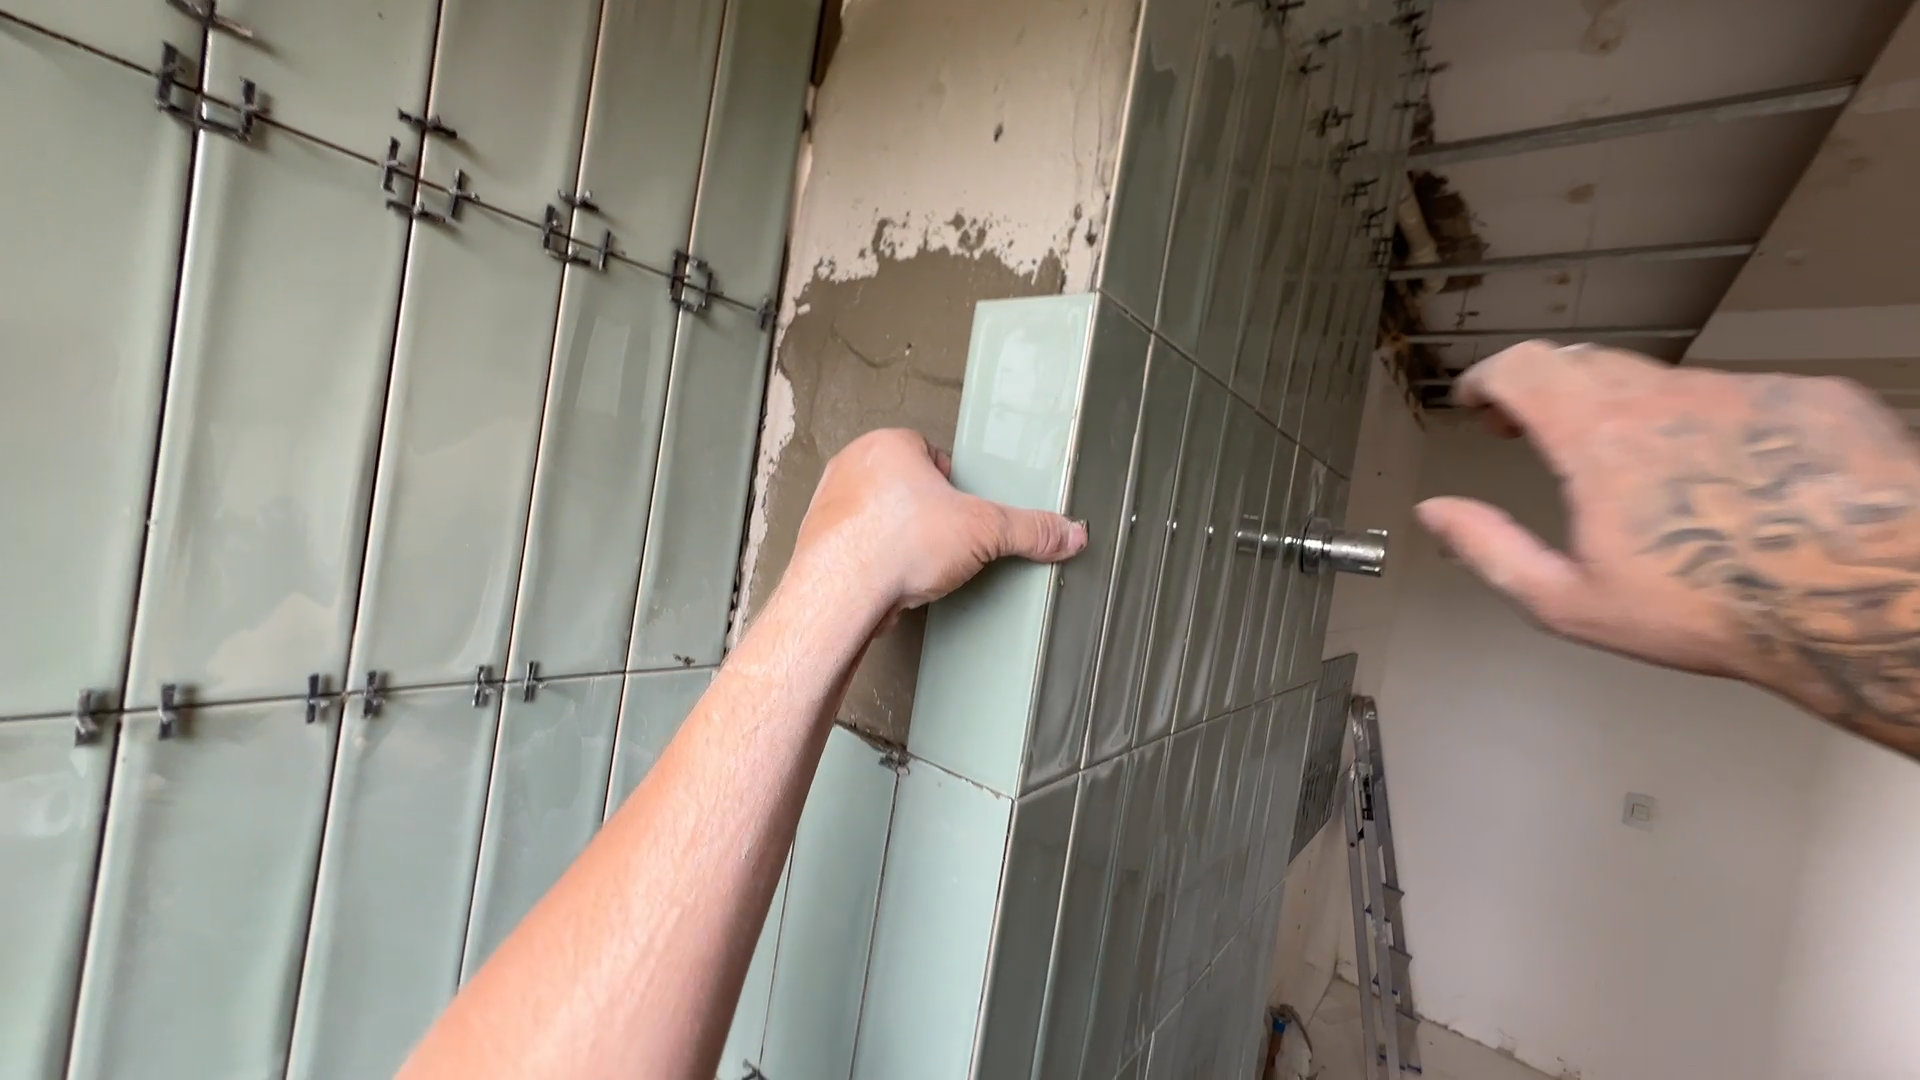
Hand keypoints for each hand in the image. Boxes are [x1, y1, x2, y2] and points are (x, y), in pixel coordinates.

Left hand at [789, 429, 1088, 620]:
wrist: (840, 592)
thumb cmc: (895, 544)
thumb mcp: (984, 532)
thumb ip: (1030, 530)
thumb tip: (1066, 532)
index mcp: (889, 445)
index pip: (931, 454)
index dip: (953, 486)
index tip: (964, 511)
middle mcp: (852, 466)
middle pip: (905, 486)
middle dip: (926, 514)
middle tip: (945, 540)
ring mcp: (829, 504)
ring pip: (878, 516)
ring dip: (899, 537)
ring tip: (919, 564)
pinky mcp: (817, 543)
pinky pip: (856, 546)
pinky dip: (874, 561)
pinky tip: (892, 581)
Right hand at [1416, 341, 1919, 756]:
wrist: (1880, 607)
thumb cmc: (1720, 610)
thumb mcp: (1568, 600)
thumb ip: (1487, 547)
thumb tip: (1436, 513)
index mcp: (1600, 440)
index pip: (1522, 368)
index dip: (1487, 379)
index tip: (1479, 400)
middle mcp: (1667, 399)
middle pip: (1581, 362)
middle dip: (1542, 392)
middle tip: (1535, 430)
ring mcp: (1745, 391)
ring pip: (1657, 379)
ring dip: (1624, 410)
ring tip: (1635, 468)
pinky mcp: (1812, 398)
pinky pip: (1733, 394)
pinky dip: (1702, 422)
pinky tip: (1721, 476)